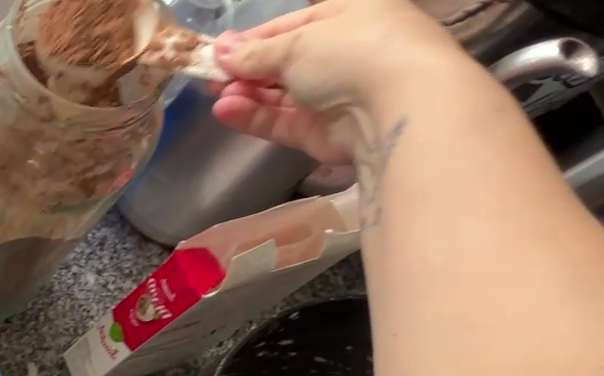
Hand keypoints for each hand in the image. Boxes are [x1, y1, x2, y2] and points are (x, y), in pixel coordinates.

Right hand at [210, 0, 479, 165]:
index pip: (289, 27)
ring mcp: (328, 94)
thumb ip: (255, 52)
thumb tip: (219, 48)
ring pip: (276, 94)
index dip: (251, 40)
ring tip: (217, 96)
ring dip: (244, 93)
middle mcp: (340, 53)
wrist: (394, 105)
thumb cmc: (353, 52)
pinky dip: (251, 115)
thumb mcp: (298, 41)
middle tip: (209, 78)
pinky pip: (277, 120)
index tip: (215, 53)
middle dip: (244, 70)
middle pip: (280, 63)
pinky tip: (226, 110)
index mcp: (347, 16)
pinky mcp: (316, 130)